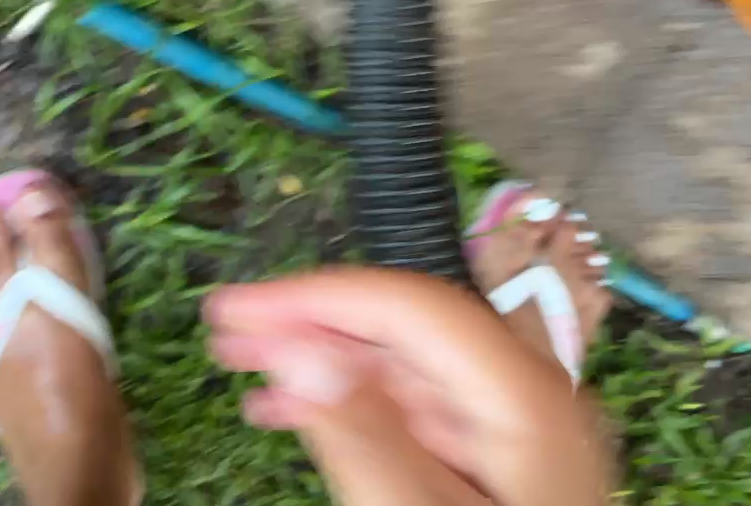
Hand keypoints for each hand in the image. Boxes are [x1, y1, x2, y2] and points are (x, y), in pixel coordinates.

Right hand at [205, 267, 613, 505]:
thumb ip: (365, 436)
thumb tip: (300, 351)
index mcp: (521, 389)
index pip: (406, 306)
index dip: (318, 297)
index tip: (240, 304)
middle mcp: (517, 386)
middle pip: (399, 329)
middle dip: (309, 321)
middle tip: (229, 326)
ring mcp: (503, 419)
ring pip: (397, 365)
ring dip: (318, 359)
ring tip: (243, 361)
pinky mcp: (486, 453)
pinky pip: (407, 409)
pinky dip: (347, 405)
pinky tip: (291, 408)